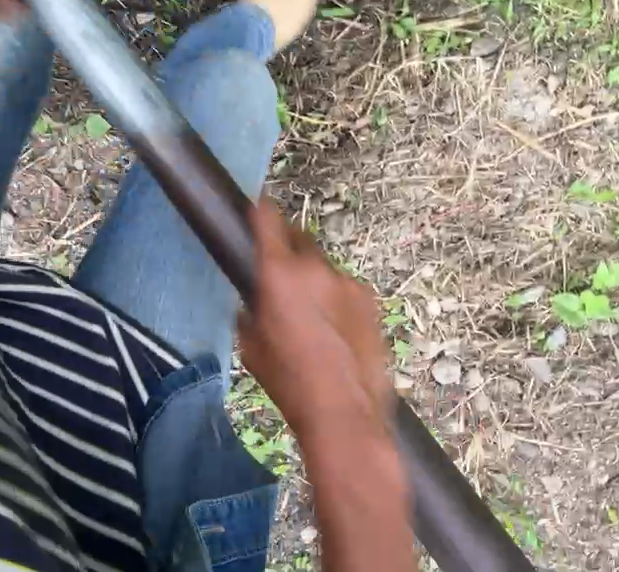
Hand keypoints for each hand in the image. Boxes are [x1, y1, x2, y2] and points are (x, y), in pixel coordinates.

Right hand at [239, 200, 392, 442]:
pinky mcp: (369, 299)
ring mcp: (346, 281)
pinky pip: (346, 288)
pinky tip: (337, 329)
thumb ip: (249, 312)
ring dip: (315, 279)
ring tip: (314, 314)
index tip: (258, 206)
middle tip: (283, 273)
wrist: (344, 411)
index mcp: (278, 273)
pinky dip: (338, 298)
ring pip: (324, 267)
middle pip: (299, 238)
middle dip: (289, 248)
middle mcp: (313, 267)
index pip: (268, 219)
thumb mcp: (252, 347)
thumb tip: (252, 302)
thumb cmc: (288, 382)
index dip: (261, 209)